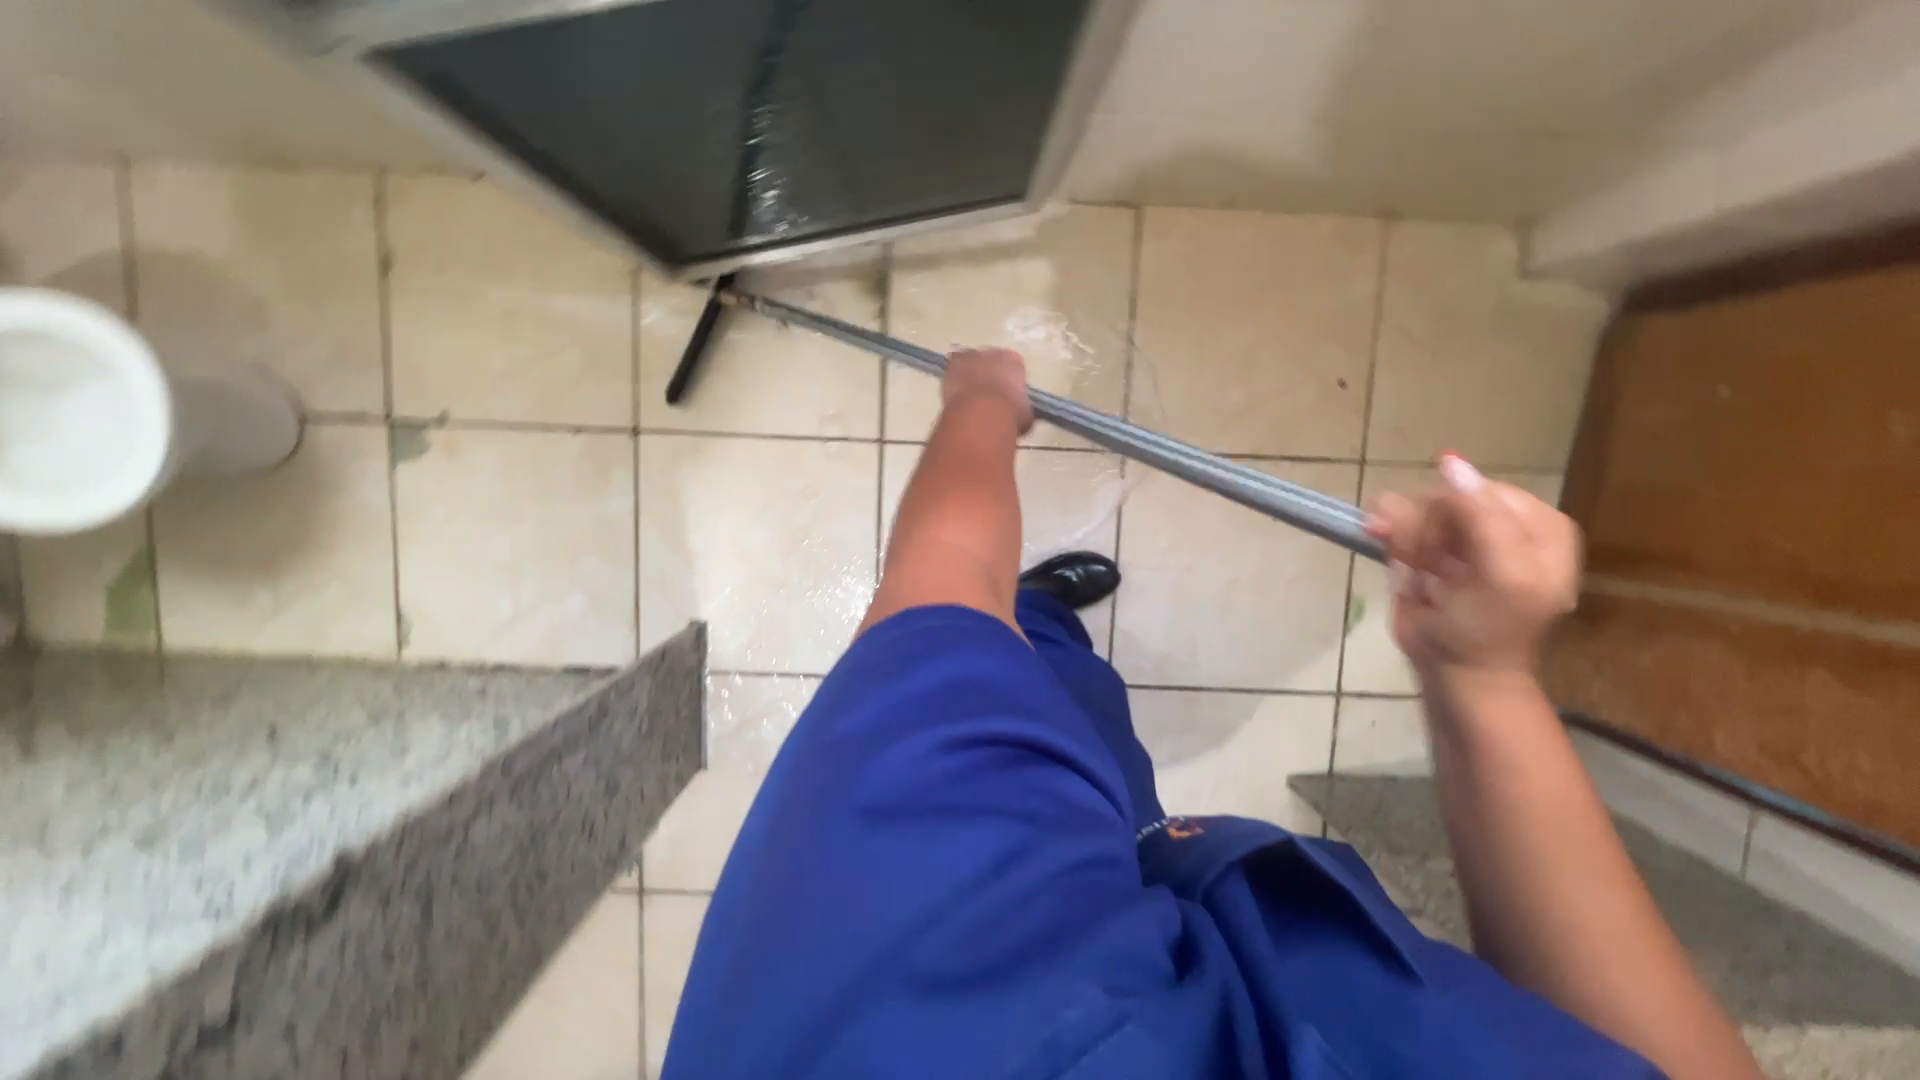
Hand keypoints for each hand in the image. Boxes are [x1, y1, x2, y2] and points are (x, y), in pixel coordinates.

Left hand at [942, 347, 1033, 433]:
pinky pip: (953, 367)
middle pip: (990, 361)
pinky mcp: (952, 365)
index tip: (1005, 395)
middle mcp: (993, 353)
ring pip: (970, 362)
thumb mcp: (1024, 413)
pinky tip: (953, 390)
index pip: (1012, 367)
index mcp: (1014, 361)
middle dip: (988, 374)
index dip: (1008, 381)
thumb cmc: (1010, 413)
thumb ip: (1021, 406)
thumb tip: (1019, 412)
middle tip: (985, 395)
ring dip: (969, 373)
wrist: (983, 413)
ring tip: (967, 393)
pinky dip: (953, 377)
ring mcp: (971, 356)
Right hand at [1365, 455, 1580, 684]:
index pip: (1482, 492)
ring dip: (1404, 533)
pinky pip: (1401, 524)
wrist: (1457, 674)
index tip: (1441, 546)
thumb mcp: (1503, 574)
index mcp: (1536, 527)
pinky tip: (1389, 551)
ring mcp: (1459, 538)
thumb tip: (1451, 463)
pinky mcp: (1426, 551)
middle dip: (1426, 526)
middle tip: (1421, 563)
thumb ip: (1482, 516)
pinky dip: (1391, 536)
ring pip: (1418, 508)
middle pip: (1448, 498)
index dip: (1456, 512)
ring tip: (1410, 569)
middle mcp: (1499, 526)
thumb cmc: (1488, 631)